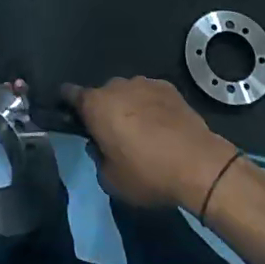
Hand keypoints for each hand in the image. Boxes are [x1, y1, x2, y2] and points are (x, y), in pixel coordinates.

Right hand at [62, 76, 237, 210]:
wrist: (197, 163)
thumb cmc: (148, 173)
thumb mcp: (111, 180)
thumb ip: (97, 159)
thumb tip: (99, 147)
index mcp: (96, 105)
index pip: (70, 93)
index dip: (66, 102)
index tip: (69, 113)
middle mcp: (116, 86)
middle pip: (102, 95)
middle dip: (104, 111)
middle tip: (114, 136)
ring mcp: (144, 82)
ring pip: (127, 93)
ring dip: (129, 107)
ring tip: (143, 133)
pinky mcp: (168, 86)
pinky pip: (150, 94)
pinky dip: (151, 106)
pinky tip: (163, 127)